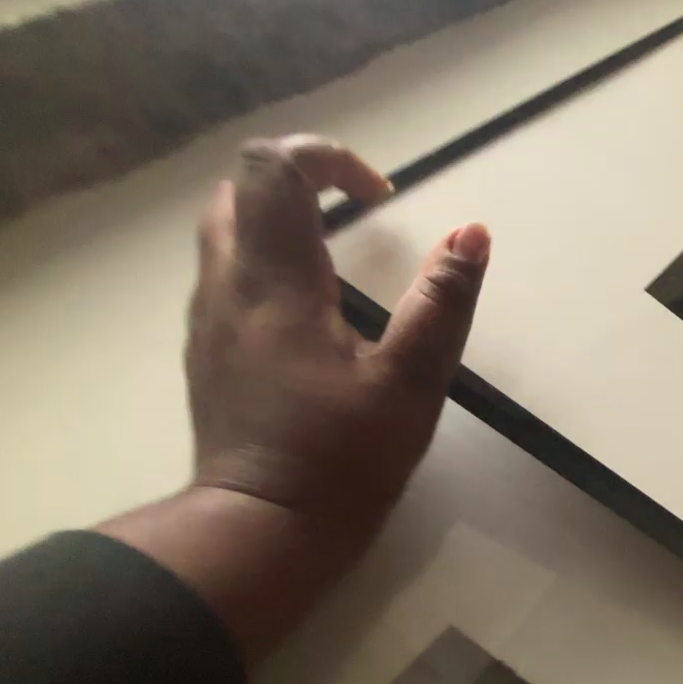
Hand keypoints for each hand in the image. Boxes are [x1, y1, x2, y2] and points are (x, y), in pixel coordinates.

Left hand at [101, 134, 491, 661]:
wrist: (265, 525)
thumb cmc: (345, 455)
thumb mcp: (412, 380)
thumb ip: (443, 303)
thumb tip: (472, 234)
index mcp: (275, 283)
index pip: (273, 170)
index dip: (328, 158)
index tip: (382, 194)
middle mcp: (228, 286)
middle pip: (237, 190)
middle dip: (299, 182)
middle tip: (359, 214)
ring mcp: (210, 319)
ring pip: (225, 231)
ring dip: (281, 219)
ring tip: (344, 257)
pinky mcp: (210, 352)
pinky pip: (229, 275)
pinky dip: (269, 260)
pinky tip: (316, 309)